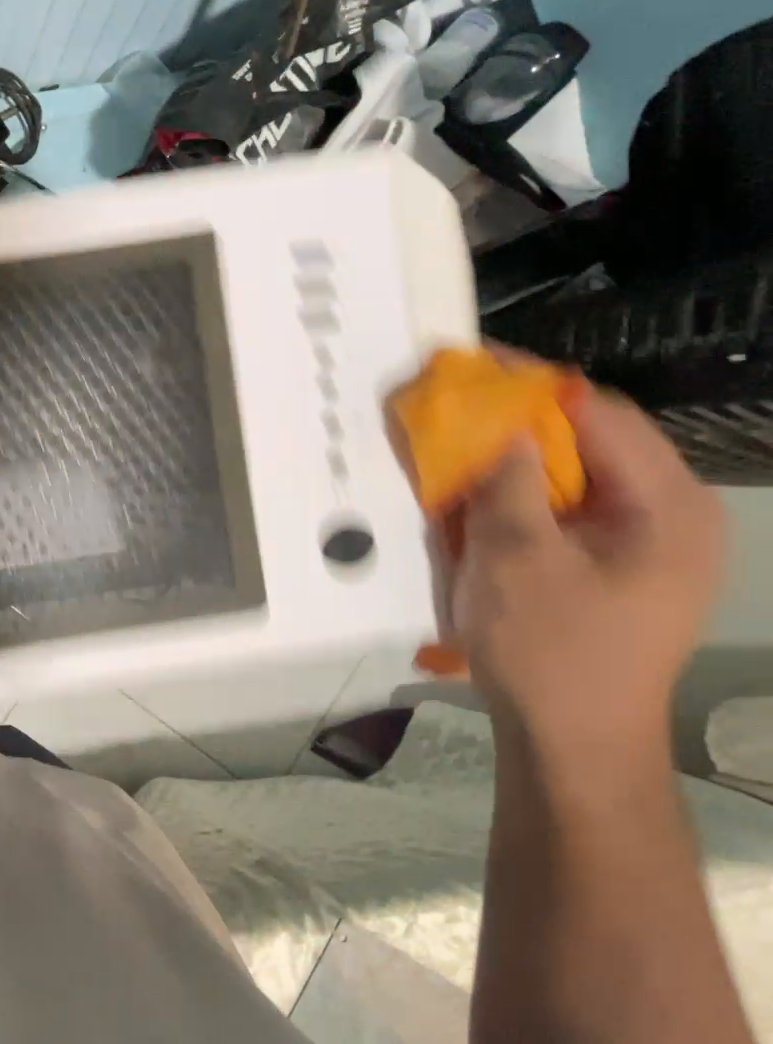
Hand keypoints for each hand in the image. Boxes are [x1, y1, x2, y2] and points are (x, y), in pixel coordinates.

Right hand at [452, 385, 724, 743]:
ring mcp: (637, 547)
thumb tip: (494, 420)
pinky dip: (509, 505)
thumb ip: (507, 481)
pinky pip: (555, 517)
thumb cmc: (551, 647)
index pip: (598, 415)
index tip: (466, 367)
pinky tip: (467, 513)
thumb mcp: (516, 557)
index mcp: (664, 506)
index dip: (529, 386)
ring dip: (503, 467)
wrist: (572, 741)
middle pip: (584, 444)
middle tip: (445, 414)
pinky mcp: (605, 571)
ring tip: (445, 460)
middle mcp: (662, 516)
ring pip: (564, 480)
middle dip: (510, 427)